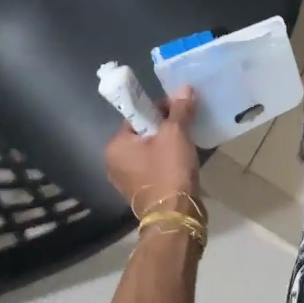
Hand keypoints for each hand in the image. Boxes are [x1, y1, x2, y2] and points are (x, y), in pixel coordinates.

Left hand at [105, 87, 201, 213]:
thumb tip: (184, 88)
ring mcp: (127, 180)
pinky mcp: (141, 192)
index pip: (136, 116)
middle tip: (187, 123)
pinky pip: (154, 166)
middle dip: (165, 126)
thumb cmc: (169, 169)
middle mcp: (115, 163)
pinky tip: (183, 158)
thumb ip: (179, 109)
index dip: (159, 108)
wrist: (175, 215)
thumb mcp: (176, 133)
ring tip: (188, 140)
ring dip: (167, 143)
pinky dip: (167, 160)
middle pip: (143, 133)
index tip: (180, 107)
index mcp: (116, 146)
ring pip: (150, 151)